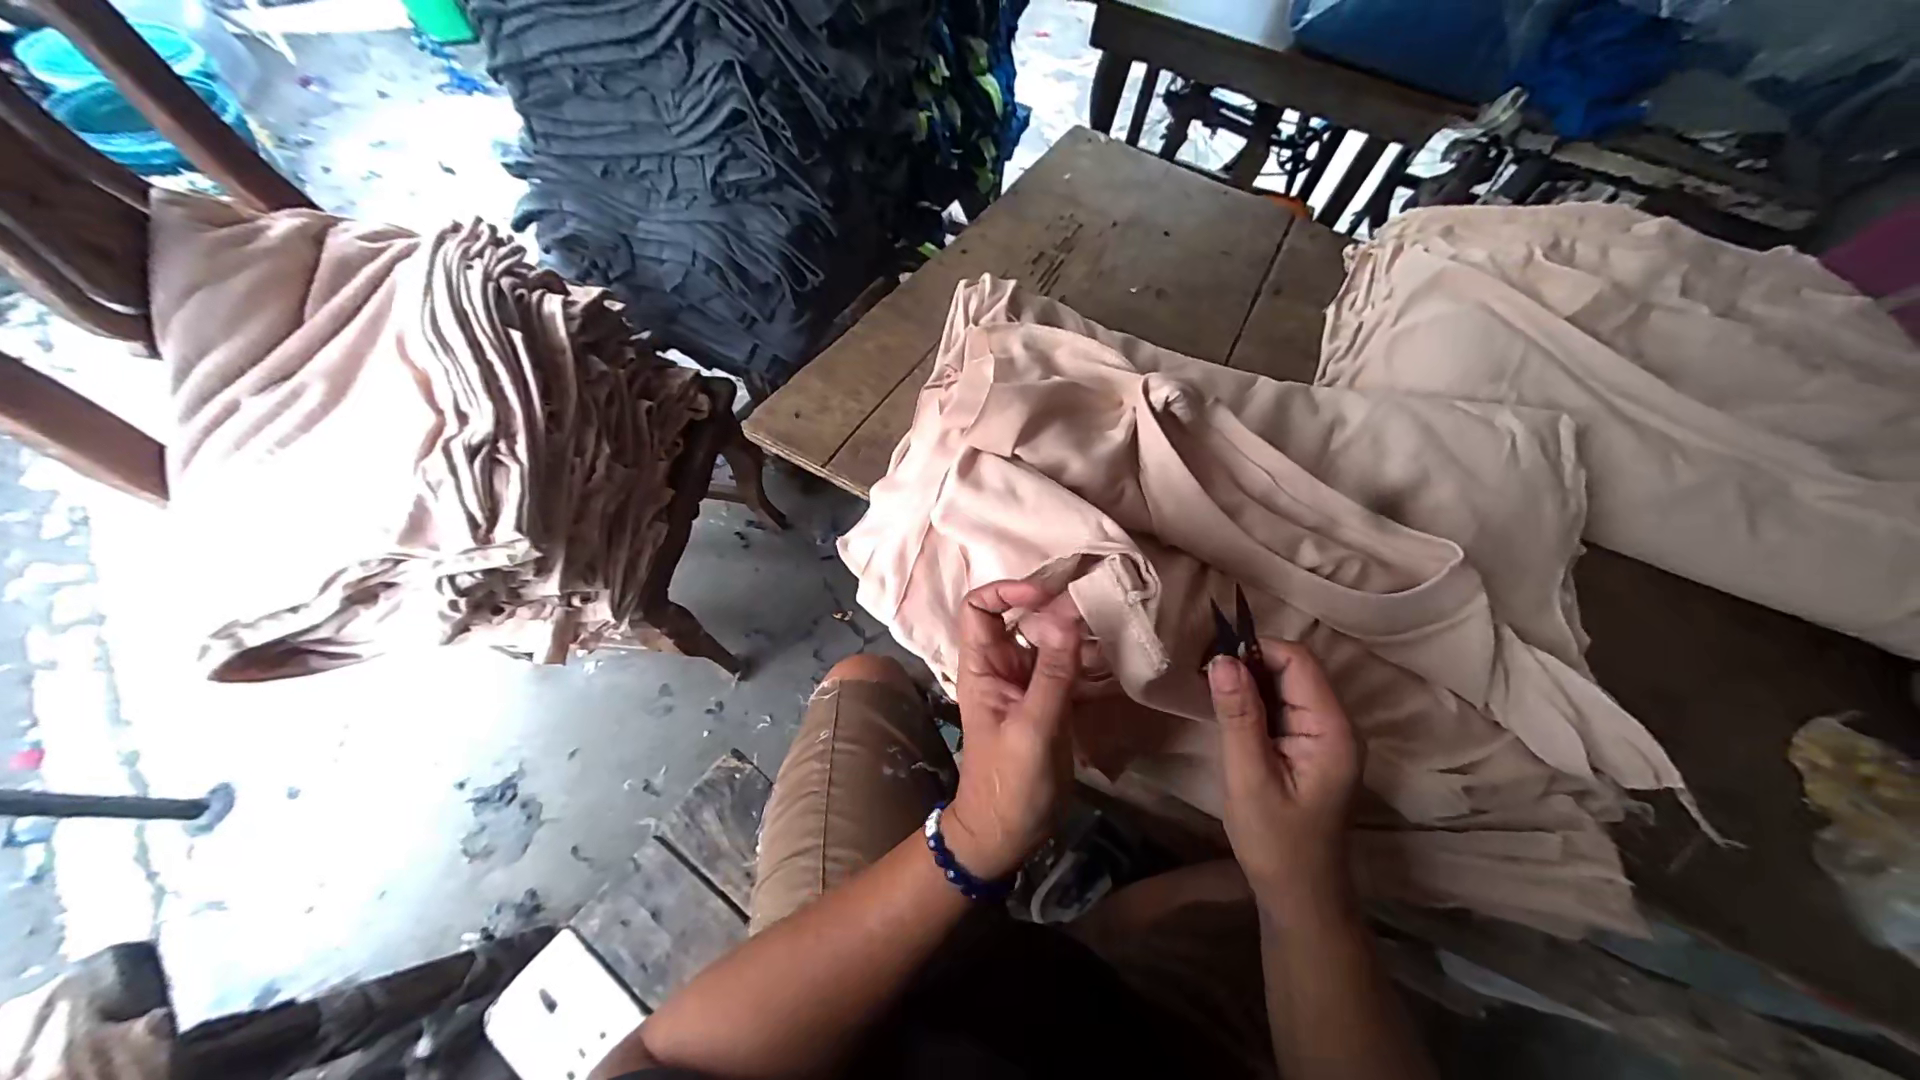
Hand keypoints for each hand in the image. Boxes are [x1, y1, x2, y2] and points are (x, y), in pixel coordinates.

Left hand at [943, 579, 1084, 880]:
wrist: (1007, 832)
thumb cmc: (1009, 783)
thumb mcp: (1032, 728)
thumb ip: (1052, 675)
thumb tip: (1066, 618)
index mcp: (981, 667)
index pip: (979, 608)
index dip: (1006, 592)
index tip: (1044, 595)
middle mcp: (1001, 666)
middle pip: (1018, 617)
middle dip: (1050, 606)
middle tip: (1091, 603)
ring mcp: (1025, 682)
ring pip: (1044, 639)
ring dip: (1071, 628)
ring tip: (1105, 620)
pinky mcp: (1047, 699)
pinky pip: (1063, 664)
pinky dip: (1082, 654)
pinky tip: (1108, 650)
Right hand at [1207, 639, 1360, 917]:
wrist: (1300, 895)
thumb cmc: (1275, 841)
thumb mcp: (1249, 777)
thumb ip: (1238, 715)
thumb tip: (1221, 659)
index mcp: (1332, 730)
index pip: (1298, 661)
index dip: (1256, 650)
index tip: (1211, 660)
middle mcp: (1337, 725)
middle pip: (1295, 668)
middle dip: (1249, 661)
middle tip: (1203, 673)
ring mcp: (1325, 736)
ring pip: (1287, 684)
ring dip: (1249, 679)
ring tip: (1210, 687)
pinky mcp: (1310, 746)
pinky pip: (1283, 705)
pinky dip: (1254, 698)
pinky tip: (1228, 708)